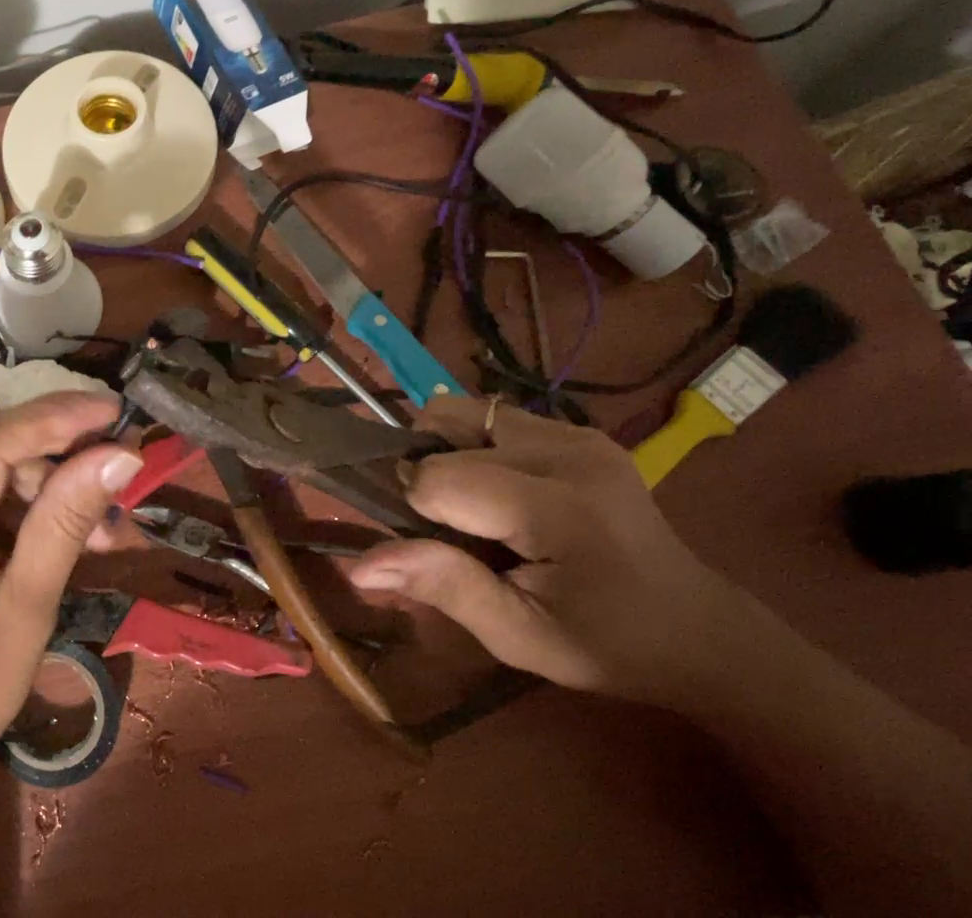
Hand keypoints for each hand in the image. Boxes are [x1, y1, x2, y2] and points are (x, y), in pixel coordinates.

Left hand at [0, 393, 141, 870]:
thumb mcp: (23, 621)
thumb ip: (62, 531)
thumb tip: (117, 456)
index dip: (49, 420)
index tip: (112, 411)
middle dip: (51, 453)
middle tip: (117, 480)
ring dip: (38, 480)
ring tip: (100, 529)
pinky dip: (13, 502)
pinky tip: (58, 531)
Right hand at [348, 396, 777, 707]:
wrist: (698, 631)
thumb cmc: (605, 645)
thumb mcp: (519, 636)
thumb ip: (443, 587)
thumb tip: (359, 564)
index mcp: (561, 507)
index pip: (437, 477)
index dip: (419, 515)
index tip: (445, 554)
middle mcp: (570, 452)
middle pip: (441, 437)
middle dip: (429, 485)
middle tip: (460, 539)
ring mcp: (577, 434)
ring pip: (458, 412)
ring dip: (444, 456)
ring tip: (472, 510)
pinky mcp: (577, 431)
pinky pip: (487, 417)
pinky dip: (469, 448)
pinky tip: (496, 495)